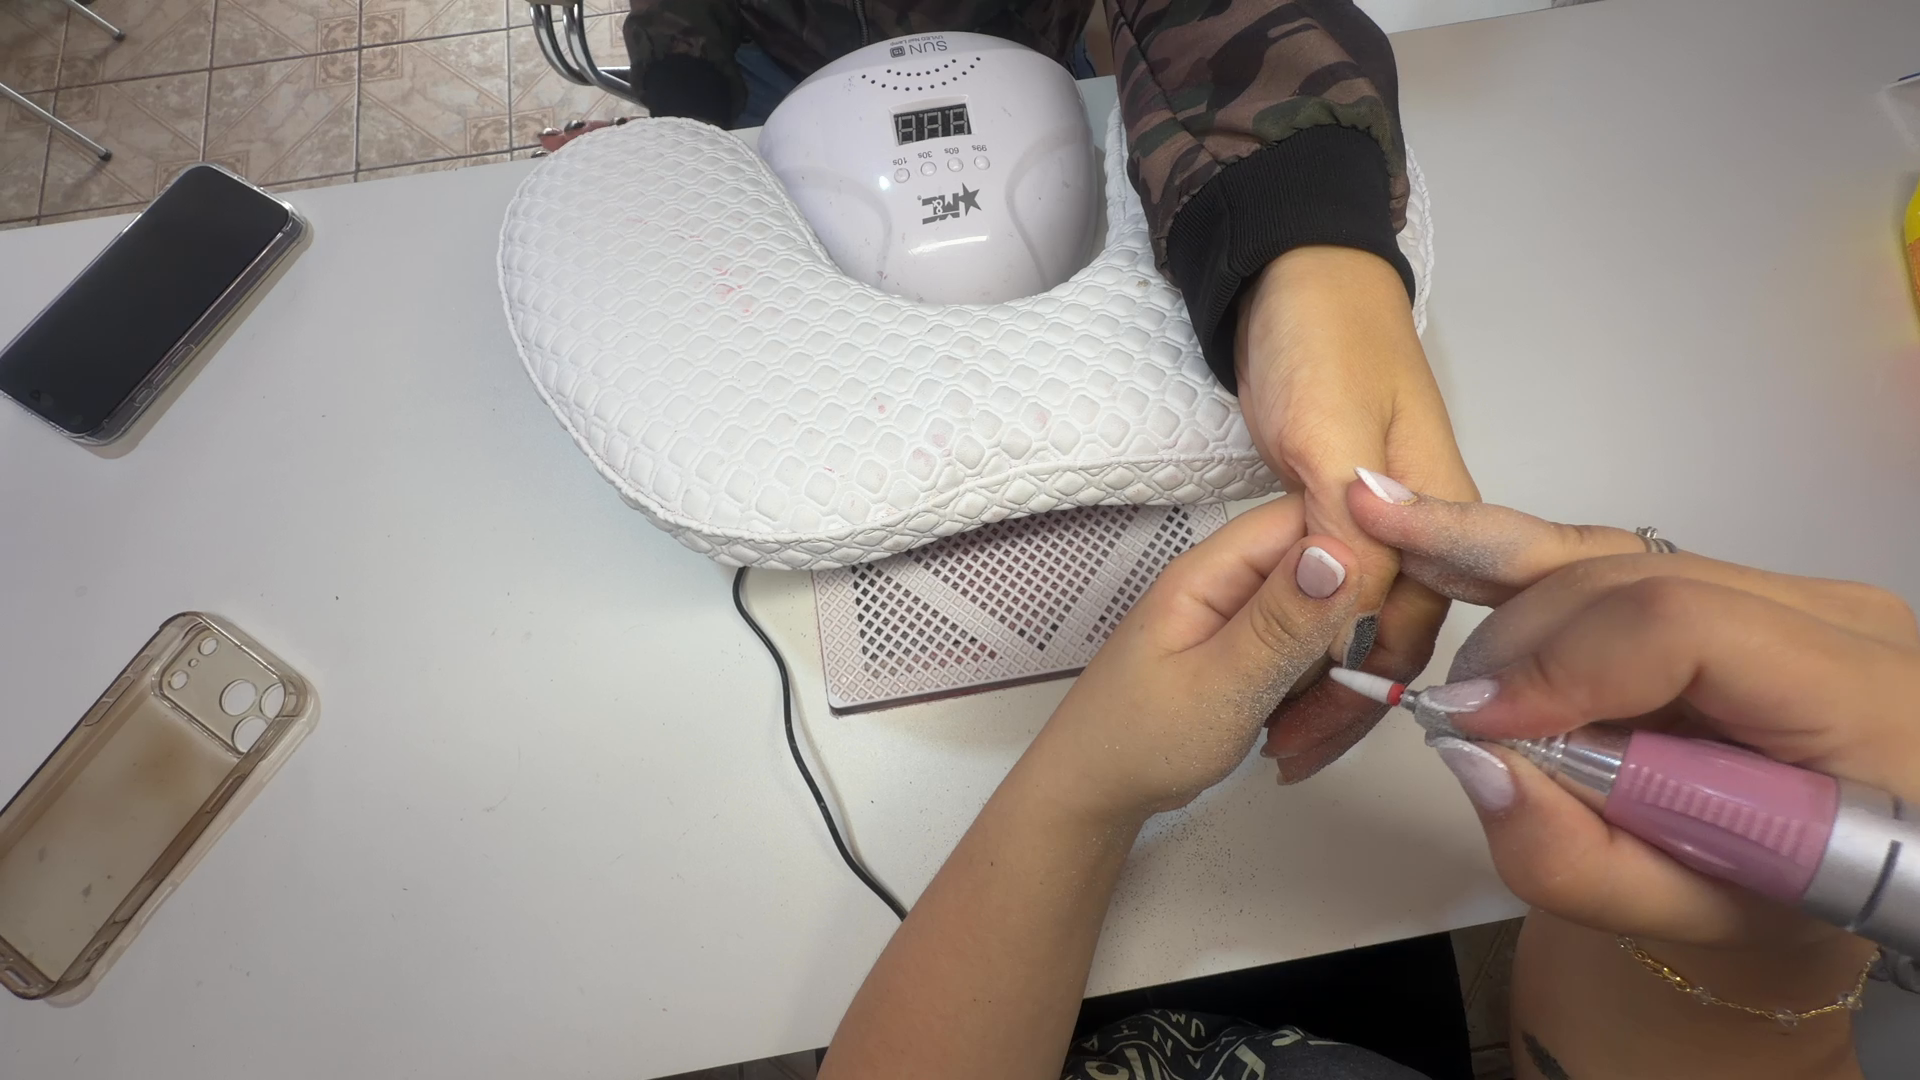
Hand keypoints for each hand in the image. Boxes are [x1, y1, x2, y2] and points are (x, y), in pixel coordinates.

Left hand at [1025, 497, 1358, 823]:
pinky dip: (1319, 694)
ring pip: (1327, 623)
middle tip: (1347, 699)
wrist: (1098, 786)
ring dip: (1337, 678)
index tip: (1391, 616)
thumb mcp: (1216, 683)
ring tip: (1306, 730)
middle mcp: (1229, 583)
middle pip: (1328, 573)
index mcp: (1211, 570)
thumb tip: (1343, 550)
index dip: (1363, 551)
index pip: (1307, 518)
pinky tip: (1298, 732)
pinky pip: (1309, 655)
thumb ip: (1280, 622)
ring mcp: (1242, 618)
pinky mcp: (1251, 651)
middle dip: (1354, 636)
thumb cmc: (1138, 737)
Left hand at [1234, 247, 1478, 781]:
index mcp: (1412, 506)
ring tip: (1278, 732)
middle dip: (1338, 690)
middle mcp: (1396, 517)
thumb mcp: (1321, 437)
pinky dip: (1302, 625)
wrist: (1287, 273)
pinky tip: (1278, 662)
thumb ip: (1339, 525)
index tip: (1307, 731)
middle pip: (1376, 627)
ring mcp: (1358, 509)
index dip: (1356, 678)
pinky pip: (1322, 581)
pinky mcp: (1325, 501)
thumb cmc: (1314, 340)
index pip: (1394, 615)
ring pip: (1348, 612)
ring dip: (1317, 669)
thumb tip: (1353, 604)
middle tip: (1289, 750)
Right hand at [1338, 477, 1919, 949]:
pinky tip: (1397, 516)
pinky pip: (1571, 544)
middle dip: (1511, 649)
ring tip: (1405, 603)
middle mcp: (1823, 615)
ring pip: (1579, 557)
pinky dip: (1478, 538)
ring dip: (1483, 596)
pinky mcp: (1693, 572)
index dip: (1558, 667)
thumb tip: (1469, 753)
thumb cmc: (1757, 891)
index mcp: (1865, 702)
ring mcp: (1759, 582)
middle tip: (1458, 715)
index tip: (1475, 722)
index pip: (1677, 627)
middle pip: (1614, 582)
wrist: (1796, 853)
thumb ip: (1568, 855)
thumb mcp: (1671, 909)